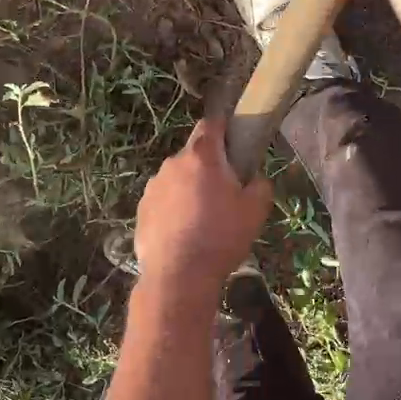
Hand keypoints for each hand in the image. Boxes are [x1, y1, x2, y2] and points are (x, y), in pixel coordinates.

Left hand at [134, 120, 273, 291]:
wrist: (178, 275)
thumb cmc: (221, 237)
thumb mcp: (255, 211)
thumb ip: (259, 185)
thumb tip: (254, 178)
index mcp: (201, 157)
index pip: (211, 124)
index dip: (224, 128)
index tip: (235, 142)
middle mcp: (172, 164)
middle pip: (193, 153)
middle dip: (209, 165)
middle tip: (224, 191)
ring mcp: (153, 186)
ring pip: (176, 177)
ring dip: (189, 188)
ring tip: (203, 218)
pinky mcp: (141, 208)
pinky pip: (163, 199)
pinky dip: (173, 207)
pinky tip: (183, 232)